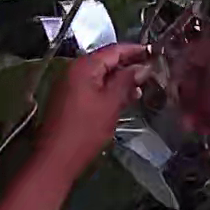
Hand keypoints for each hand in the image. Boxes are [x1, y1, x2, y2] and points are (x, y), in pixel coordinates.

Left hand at [34, 43, 151, 174]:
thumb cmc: (85, 130)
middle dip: (129, 65)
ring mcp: (70, 84)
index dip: (135, 50)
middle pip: (106, 60)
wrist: (55, 160)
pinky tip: (124, 97)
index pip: (114, 50)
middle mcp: (75, 70)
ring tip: (141, 86)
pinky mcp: (69, 98)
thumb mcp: (111, 103)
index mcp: (84, 66)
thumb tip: (142, 67)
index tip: (154, 52)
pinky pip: (93, 85)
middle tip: (151, 70)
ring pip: (100, 74)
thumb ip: (127, 81)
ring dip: (120, 79)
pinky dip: (109, 88)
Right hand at [171, 39, 209, 157]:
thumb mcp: (205, 100)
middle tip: (186, 112)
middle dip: (193, 93)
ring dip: (206, 102)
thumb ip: (190, 90)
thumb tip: (184, 87)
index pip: (190, 53)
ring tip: (199, 124)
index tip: (173, 91)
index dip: (177, 73)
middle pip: (205, 68)